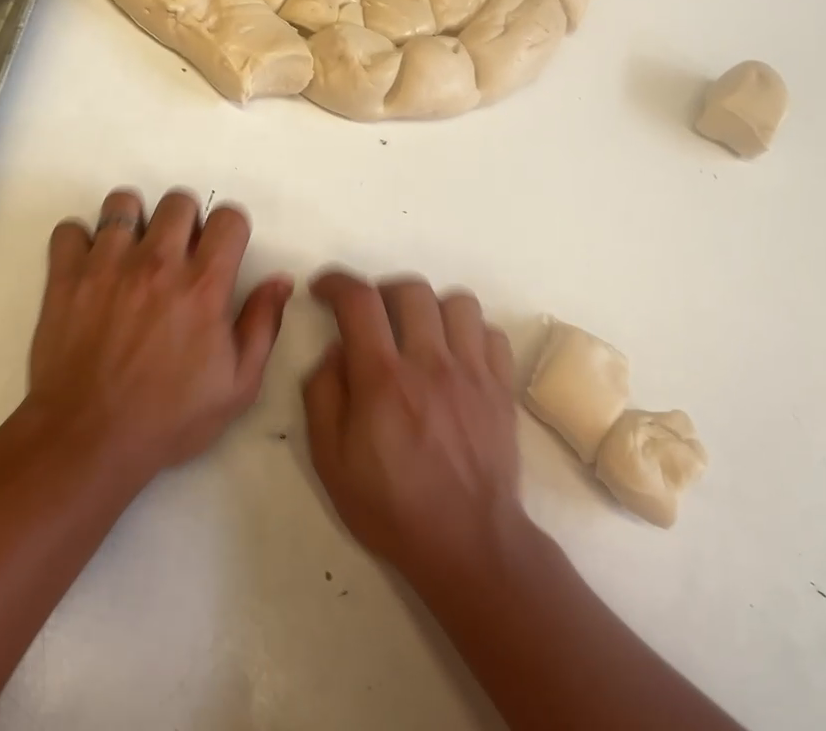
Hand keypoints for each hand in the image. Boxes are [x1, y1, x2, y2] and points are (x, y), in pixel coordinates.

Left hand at [26, 189, 292, 479]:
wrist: (88, 439)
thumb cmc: (168, 419)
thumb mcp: (237, 386)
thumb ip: (262, 326)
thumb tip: (280, 281)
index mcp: (203, 286)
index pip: (227, 217)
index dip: (230, 231)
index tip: (221, 253)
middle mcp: (156, 263)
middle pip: (177, 201)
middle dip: (185, 221)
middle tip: (178, 256)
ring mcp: (106, 265)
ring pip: (122, 203)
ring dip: (133, 222)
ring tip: (131, 254)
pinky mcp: (65, 277)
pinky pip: (70, 230)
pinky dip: (80, 242)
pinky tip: (89, 268)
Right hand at [302, 271, 521, 576]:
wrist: (467, 543)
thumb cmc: (389, 507)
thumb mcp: (330, 460)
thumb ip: (323, 395)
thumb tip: (335, 351)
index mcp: (382, 379)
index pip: (358, 301)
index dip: (336, 282)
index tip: (323, 290)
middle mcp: (430, 363)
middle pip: (410, 290)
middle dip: (380, 292)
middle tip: (368, 317)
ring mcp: (473, 373)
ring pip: (456, 302)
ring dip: (428, 308)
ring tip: (415, 333)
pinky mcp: (502, 389)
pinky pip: (490, 333)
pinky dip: (467, 332)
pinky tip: (452, 356)